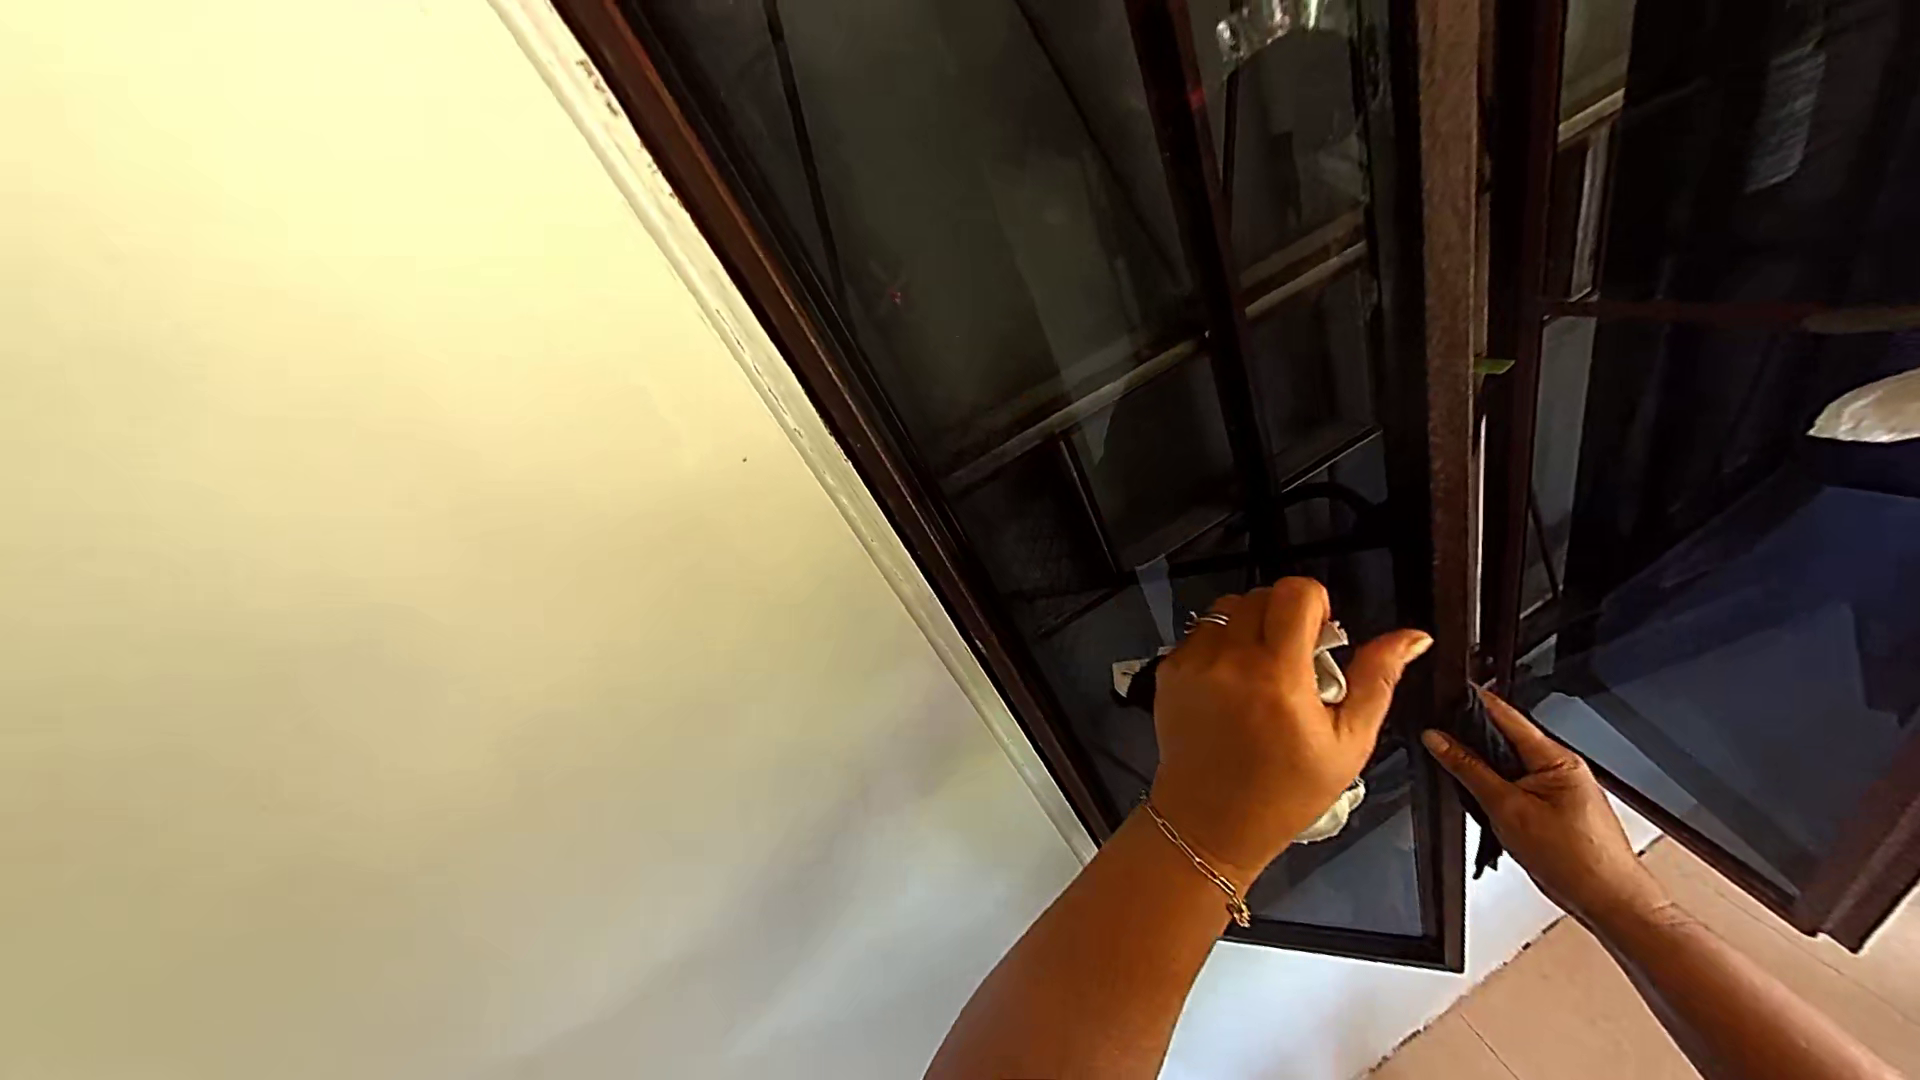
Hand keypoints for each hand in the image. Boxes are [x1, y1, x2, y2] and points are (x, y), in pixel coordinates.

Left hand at [1148, 578, 1433, 884]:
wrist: (1210, 816)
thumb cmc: (1283, 790)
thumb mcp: (1348, 742)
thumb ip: (1376, 679)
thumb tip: (1410, 637)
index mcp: (1277, 675)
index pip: (1294, 593)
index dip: (1315, 602)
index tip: (1321, 629)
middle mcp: (1228, 661)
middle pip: (1259, 595)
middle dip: (1284, 613)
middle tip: (1295, 653)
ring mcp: (1192, 663)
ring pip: (1225, 610)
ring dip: (1248, 625)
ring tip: (1262, 667)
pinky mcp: (1169, 670)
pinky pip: (1198, 634)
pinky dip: (1219, 644)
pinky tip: (1232, 680)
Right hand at [1421, 690, 1670, 930]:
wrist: (1612, 905)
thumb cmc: (1577, 860)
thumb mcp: (1505, 807)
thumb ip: (1466, 767)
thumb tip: (1436, 738)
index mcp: (1556, 758)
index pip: (1504, 714)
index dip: (1471, 700)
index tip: (1442, 692)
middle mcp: (1561, 767)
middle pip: (1502, 735)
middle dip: (1468, 735)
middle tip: (1436, 737)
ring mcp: (1558, 786)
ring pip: (1506, 760)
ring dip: (1480, 763)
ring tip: (1457, 772)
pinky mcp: (1553, 804)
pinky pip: (1513, 780)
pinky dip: (1492, 783)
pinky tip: (1480, 797)